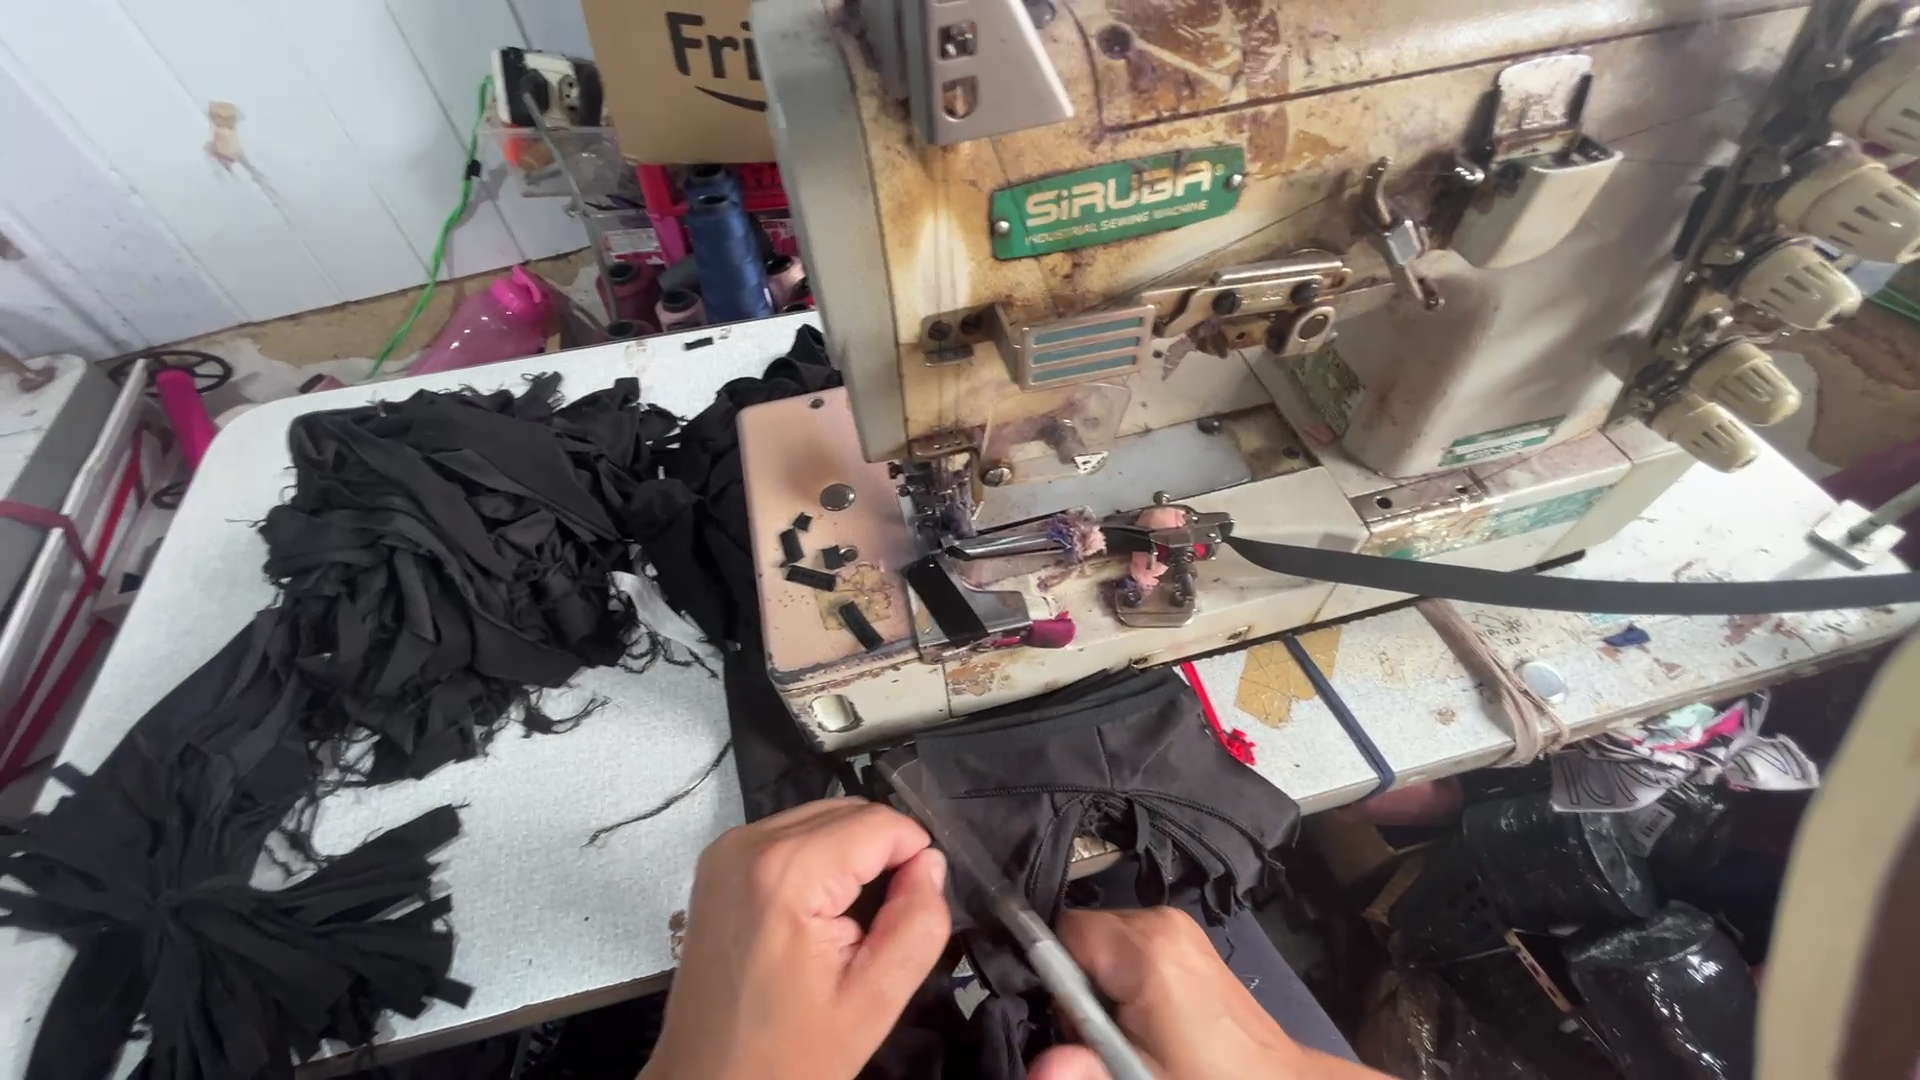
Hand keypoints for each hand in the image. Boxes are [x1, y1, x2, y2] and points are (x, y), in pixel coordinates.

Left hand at [641, 798, 951, 1079]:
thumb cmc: (787, 1056)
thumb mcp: (873, 1003)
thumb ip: (918, 924)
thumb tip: (930, 862)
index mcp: (786, 871)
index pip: (879, 823)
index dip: (912, 856)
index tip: (912, 906)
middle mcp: (751, 841)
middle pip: (850, 812)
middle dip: (881, 854)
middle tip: (880, 921)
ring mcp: (729, 846)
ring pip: (824, 816)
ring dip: (851, 853)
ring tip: (847, 920)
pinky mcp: (720, 858)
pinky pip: (793, 830)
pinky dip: (819, 855)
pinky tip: (815, 909)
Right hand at [1028, 909, 1383, 1079]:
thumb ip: (1089, 1073)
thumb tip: (1039, 1068)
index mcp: (1147, 947)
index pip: (1062, 933)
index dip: (1054, 982)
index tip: (1073, 1028)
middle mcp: (1160, 920)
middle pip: (1081, 938)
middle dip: (1078, 989)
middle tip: (1106, 1044)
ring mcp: (1177, 925)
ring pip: (1103, 944)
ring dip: (1101, 988)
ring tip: (1130, 1038)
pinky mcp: (1186, 938)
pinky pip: (1129, 947)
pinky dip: (1124, 981)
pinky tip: (1146, 1024)